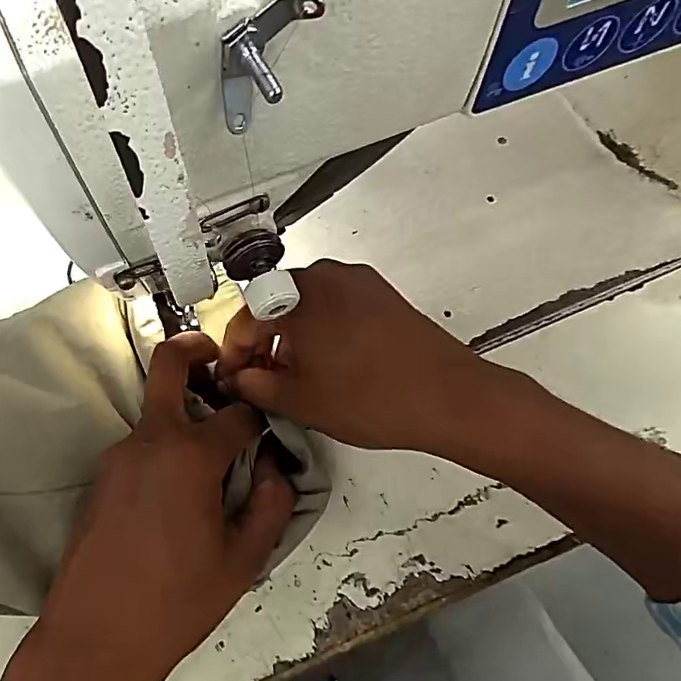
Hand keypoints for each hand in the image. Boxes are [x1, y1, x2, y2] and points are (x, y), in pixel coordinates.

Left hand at [37, 332, 296, 680]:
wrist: (94, 639)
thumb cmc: (174, 602)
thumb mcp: (243, 558)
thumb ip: (271, 503)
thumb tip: (275, 468)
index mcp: (188, 456)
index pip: (238, 412)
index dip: (262, 415)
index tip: (271, 429)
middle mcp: (148, 443)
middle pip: (169, 365)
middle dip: (198, 347)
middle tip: (223, 360)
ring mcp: (118, 458)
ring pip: (157, 410)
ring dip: (186, 411)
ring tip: (215, 457)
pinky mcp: (102, 479)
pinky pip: (143, 446)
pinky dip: (167, 447)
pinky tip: (183, 492)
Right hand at [218, 260, 522, 456]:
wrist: (448, 398)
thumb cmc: (383, 397)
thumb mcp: (301, 402)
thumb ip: (257, 387)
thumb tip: (244, 380)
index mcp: (296, 297)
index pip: (245, 317)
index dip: (233, 351)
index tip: (234, 372)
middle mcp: (327, 277)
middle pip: (274, 304)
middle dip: (262, 342)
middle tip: (260, 377)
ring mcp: (358, 283)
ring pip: (305, 304)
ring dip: (291, 336)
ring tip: (296, 377)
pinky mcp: (380, 295)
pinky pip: (336, 306)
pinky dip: (321, 330)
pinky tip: (328, 365)